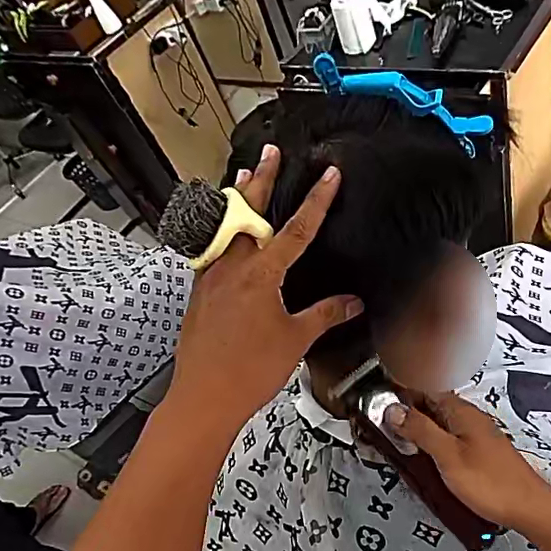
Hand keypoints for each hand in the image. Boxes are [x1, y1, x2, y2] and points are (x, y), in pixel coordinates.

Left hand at [167, 146, 361, 425]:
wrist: (205, 396)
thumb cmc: (248, 371)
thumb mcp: (296, 340)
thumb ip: (326, 314)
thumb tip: (351, 302)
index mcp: (260, 276)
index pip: (295, 229)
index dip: (316, 201)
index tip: (328, 177)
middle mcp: (230, 268)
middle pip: (249, 213)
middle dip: (263, 179)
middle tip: (271, 154)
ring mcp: (209, 277)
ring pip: (224, 226)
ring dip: (237, 199)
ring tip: (243, 175)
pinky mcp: (199, 291)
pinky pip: (210, 248)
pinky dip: (220, 228)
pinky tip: (223, 230)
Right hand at [383, 392, 550, 531]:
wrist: (527, 508)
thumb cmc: (493, 484)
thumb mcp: (448, 456)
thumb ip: (420, 430)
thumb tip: (394, 411)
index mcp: (462, 412)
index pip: (425, 388)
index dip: (401, 393)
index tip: (379, 403)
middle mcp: (470, 419)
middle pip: (431, 406)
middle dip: (407, 414)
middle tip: (384, 428)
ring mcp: (476, 436)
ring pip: (440, 425)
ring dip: (419, 433)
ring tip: (399, 444)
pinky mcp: (480, 454)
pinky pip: (449, 441)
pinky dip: (433, 447)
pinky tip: (426, 460)